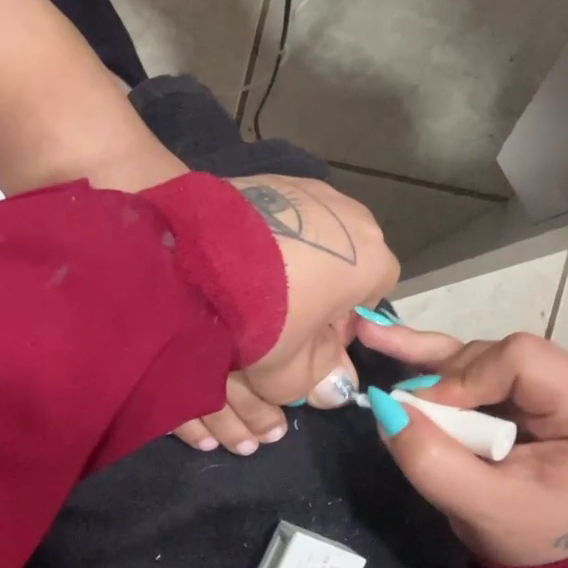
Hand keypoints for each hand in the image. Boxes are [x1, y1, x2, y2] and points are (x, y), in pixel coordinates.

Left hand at [172, 175, 394, 453]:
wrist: (195, 252)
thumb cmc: (258, 315)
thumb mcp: (285, 367)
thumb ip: (314, 380)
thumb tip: (334, 390)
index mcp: (372, 260)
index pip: (369, 300)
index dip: (337, 326)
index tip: (302, 341)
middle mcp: (352, 216)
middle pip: (340, 266)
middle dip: (311, 294)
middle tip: (271, 319)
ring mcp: (309, 188)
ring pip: (306, 239)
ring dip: (285, 265)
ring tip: (246, 290)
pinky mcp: (267, 177)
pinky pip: (274, 217)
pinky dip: (259, 240)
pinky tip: (230, 260)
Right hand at [355, 324, 567, 567]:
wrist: (564, 565)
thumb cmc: (534, 537)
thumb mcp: (480, 507)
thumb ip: (431, 460)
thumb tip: (384, 407)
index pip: (522, 359)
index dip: (465, 378)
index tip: (427, 413)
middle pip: (496, 354)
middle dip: (445, 380)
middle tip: (411, 415)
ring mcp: (550, 387)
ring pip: (478, 356)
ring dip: (430, 372)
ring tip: (380, 360)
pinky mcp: (520, 395)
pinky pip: (472, 369)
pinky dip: (428, 361)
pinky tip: (383, 337)